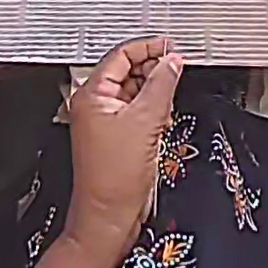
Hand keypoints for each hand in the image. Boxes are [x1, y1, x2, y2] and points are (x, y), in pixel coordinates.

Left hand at [64, 37, 183, 257]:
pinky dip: (153, 108)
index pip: (122, 54)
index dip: (148, 47)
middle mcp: (96, 104)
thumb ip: (162, 83)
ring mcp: (106, 120)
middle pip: (129, 70)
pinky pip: (138, 108)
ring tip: (167, 102)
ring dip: (155, 91)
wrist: (109, 220)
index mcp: (93, 94)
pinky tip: (162, 118)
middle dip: (153, 70)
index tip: (169, 47)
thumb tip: (173, 60)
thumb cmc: (114, 178)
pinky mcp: (117, 134)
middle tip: (174, 71)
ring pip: (135, 89)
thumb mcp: (146, 120)